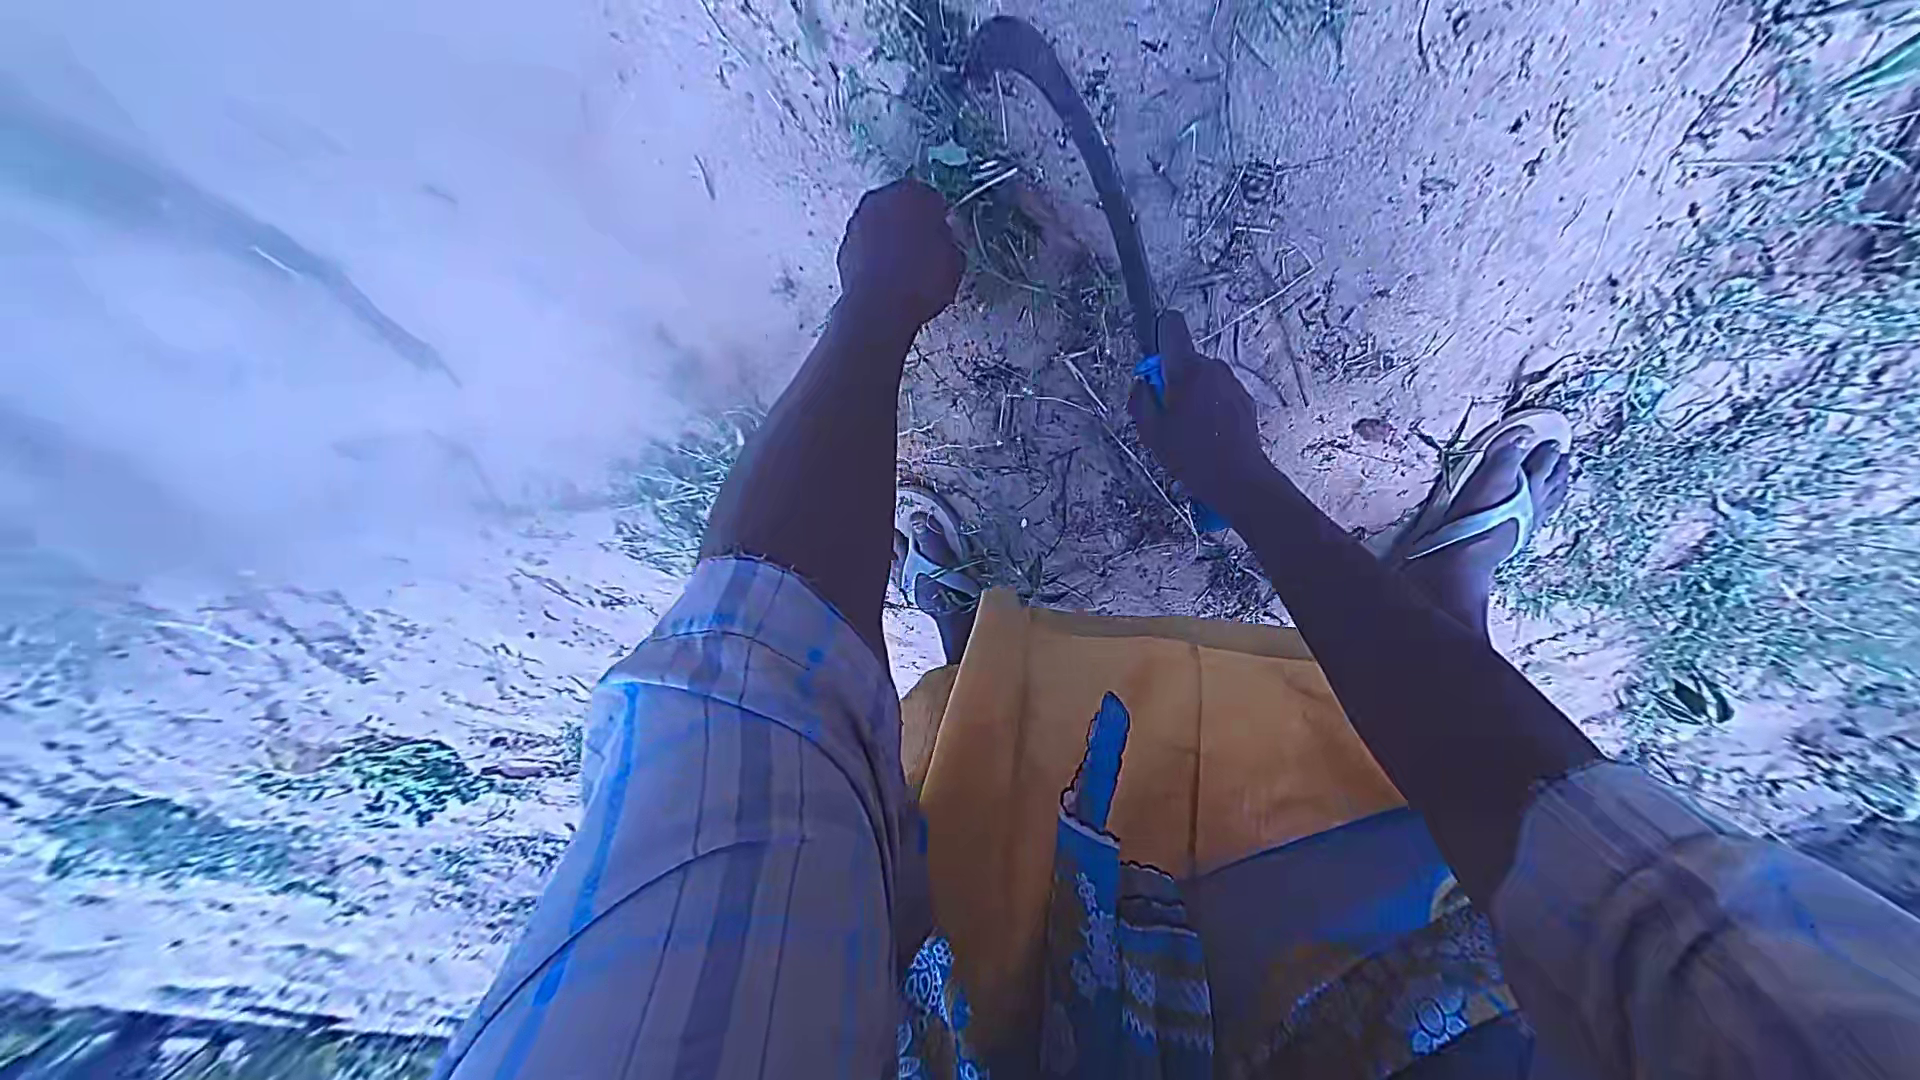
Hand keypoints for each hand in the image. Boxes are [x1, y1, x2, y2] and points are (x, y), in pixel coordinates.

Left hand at [836, 179, 963, 330]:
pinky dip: (874, 258)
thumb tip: (947, 244)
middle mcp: (882, 200)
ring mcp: (859, 222)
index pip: (931, 198)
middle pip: (901, 207)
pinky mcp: (845, 247)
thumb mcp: (955, 263)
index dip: (938, 218)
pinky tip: (888, 279)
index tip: (942, 234)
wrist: (881, 309)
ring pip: (880, 225)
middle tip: (925, 252)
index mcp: (914, 194)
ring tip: (906, 270)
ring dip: (890, 240)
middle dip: (911, 226)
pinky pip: (865, 247)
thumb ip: (951, 242)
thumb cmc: (918, 283)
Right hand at [1127, 310, 1273, 514]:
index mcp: (1186, 371)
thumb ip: (1140, 399)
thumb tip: (1141, 384)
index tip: (1152, 361)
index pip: (1171, 326)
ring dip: (1189, 394)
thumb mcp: (1150, 432)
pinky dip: (1207, 405)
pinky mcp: (1242, 397)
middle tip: (1164, 412)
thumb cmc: (1192, 457)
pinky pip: (1216, 391)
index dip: (1157, 335)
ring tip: (1184, 427)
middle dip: (1170, 379)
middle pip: (1184, 358)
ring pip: (1200, 376)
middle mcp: (1212, 368)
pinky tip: (1202, 432)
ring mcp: (1230, 382)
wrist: (1235, 478)